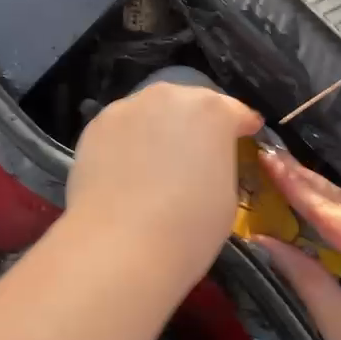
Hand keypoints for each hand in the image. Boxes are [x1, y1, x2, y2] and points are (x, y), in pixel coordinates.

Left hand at [66, 82, 262, 284]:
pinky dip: (129, 142)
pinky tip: (127, 170)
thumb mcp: (227, 195)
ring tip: (156, 162)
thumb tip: (207, 159)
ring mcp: (127, 106)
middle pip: (188, 103)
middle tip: (197, 154)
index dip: (241, 127)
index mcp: (211, 110)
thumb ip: (220, 161)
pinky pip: (122, 128)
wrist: (120, 243)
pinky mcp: (96, 124)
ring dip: (158, 128)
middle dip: (196, 123)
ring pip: (150, 112)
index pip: (234, 111)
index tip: (244, 138)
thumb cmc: (189, 226)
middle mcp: (167, 96)